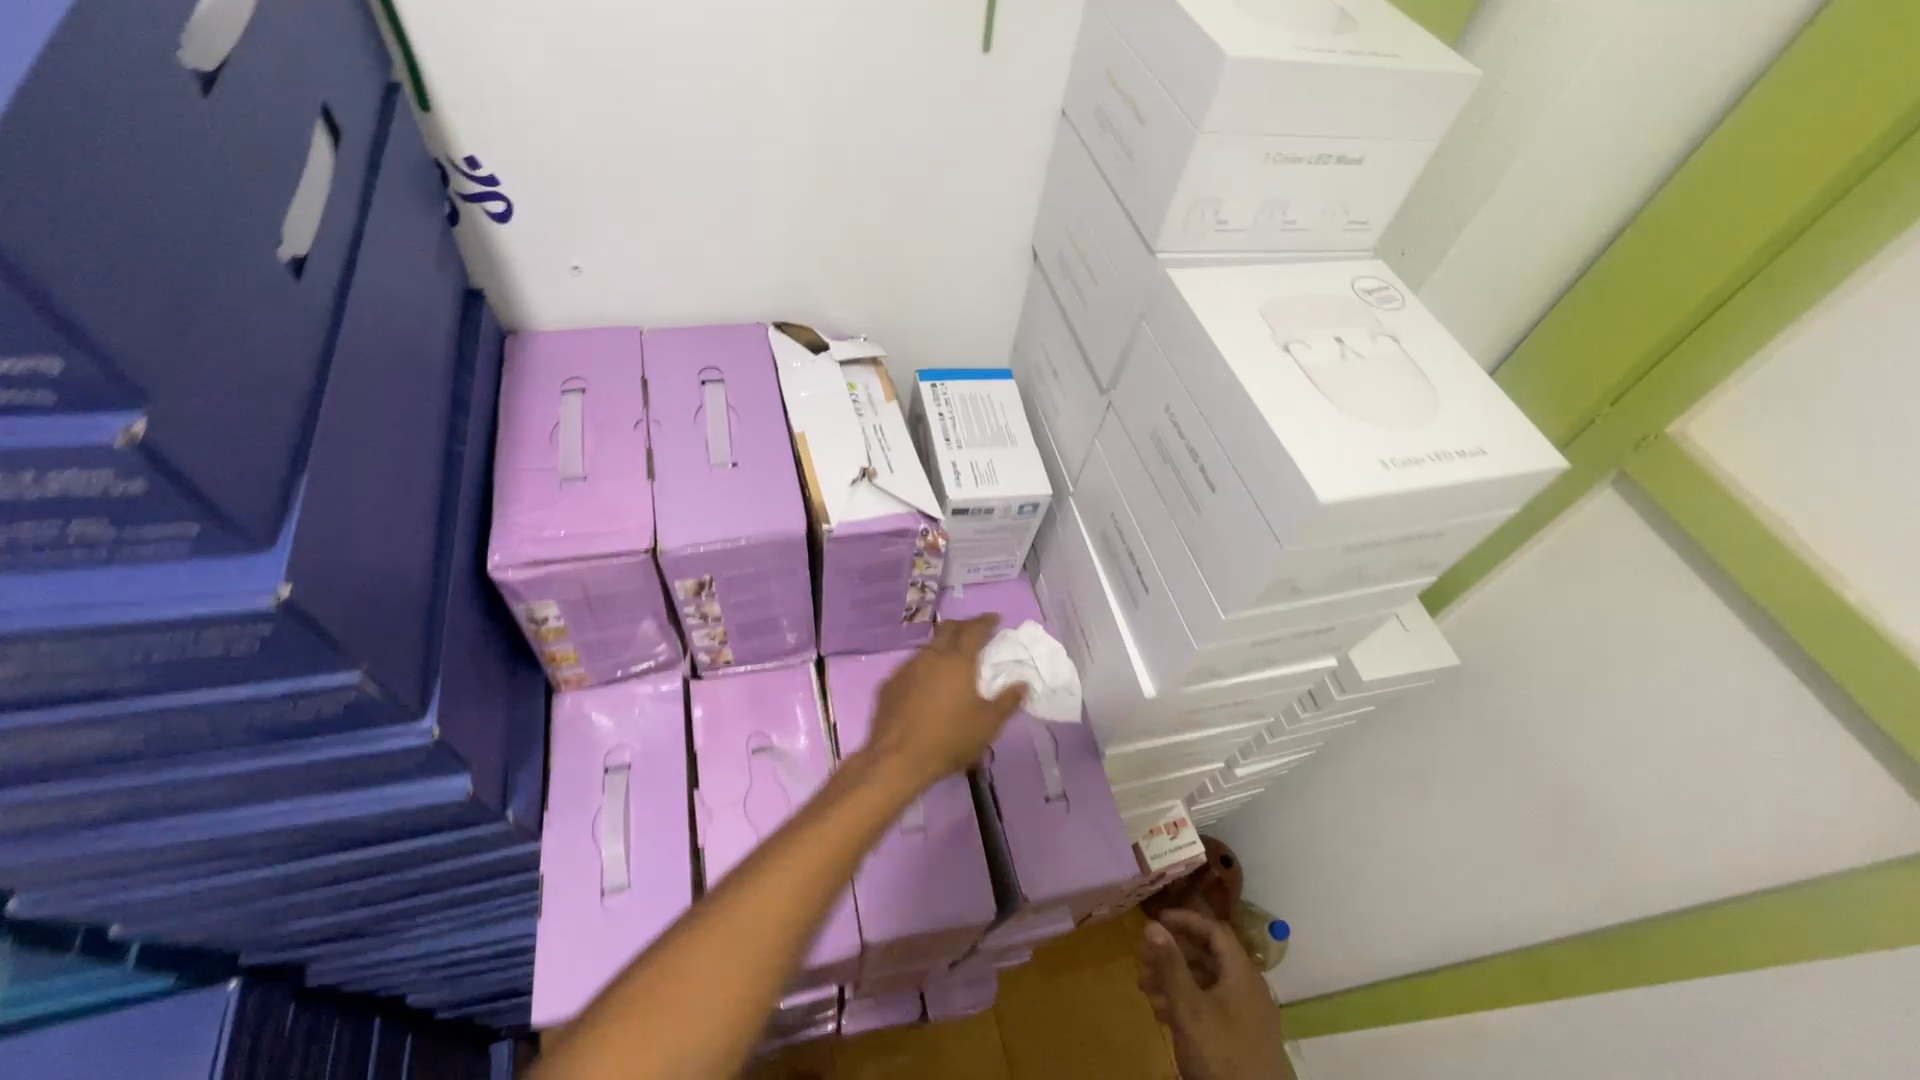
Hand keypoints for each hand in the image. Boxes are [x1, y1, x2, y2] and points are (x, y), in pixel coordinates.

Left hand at [867, 614, 1025, 786]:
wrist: (897, 758)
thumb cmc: (949, 739)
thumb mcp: (988, 724)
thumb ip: (1007, 701)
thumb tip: (1023, 684)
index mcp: (958, 660)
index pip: (973, 629)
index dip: (986, 621)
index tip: (995, 619)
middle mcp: (931, 656)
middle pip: (948, 629)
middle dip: (964, 626)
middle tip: (975, 632)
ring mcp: (906, 668)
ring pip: (928, 647)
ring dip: (942, 647)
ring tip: (952, 660)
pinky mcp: (889, 684)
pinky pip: (911, 667)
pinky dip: (925, 667)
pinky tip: (927, 685)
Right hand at [1139, 910, 1287, 1079]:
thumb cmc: (1220, 1052)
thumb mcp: (1188, 1007)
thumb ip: (1171, 964)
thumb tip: (1152, 924)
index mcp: (1241, 973)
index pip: (1214, 930)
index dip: (1185, 920)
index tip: (1156, 920)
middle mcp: (1248, 987)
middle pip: (1209, 956)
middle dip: (1174, 953)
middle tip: (1143, 956)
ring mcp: (1247, 1013)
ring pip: (1207, 983)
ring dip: (1176, 979)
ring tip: (1144, 987)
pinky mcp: (1242, 1036)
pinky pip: (1211, 1006)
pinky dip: (1186, 1002)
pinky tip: (1161, 1012)